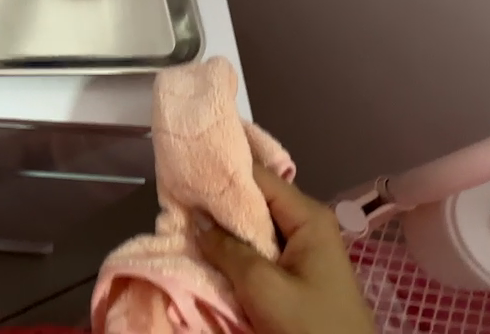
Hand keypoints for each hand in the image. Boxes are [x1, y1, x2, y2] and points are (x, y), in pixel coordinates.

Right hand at [197, 163, 374, 333]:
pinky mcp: (297, 274)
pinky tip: (209, 247)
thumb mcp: (262, 287)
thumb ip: (225, 246)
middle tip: (179, 196)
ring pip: (254, 224)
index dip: (220, 171)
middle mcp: (307, 224)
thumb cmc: (310, 330)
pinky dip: (235, 247)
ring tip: (186, 217)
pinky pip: (260, 248)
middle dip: (218, 200)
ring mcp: (304, 250)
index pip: (256, 174)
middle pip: (255, 198)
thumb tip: (197, 219)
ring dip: (224, 226)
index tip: (183, 171)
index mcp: (308, 215)